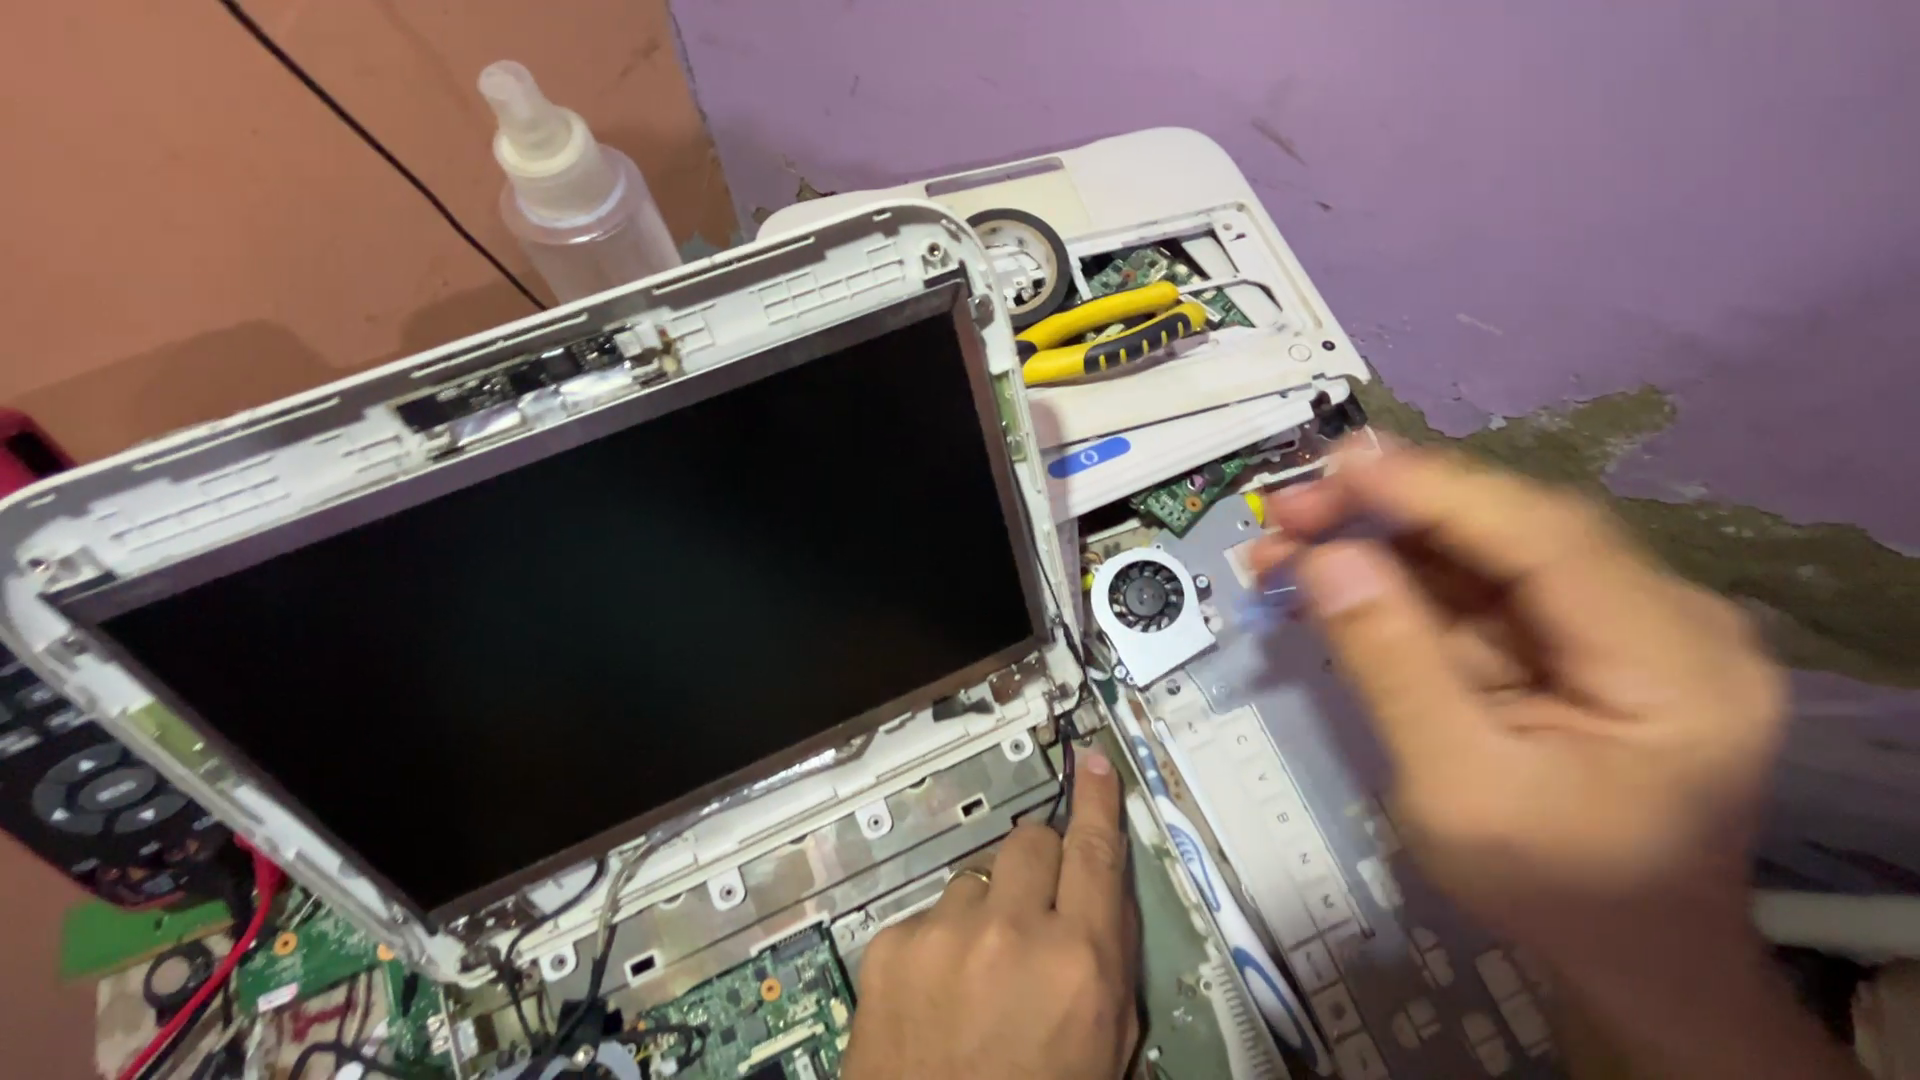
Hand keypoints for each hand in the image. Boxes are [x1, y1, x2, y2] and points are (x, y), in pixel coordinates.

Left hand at [841, 750, 1139, 1079]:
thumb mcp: (1103, 1047)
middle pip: (1030, 842)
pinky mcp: (890, 945)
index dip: (1097, 802)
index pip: (1095, 854)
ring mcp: (944, 933)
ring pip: (977, 878)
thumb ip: (1108, 963)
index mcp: (1079, 963)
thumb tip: (1101, 893)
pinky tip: (935, 993)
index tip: (1091, 762)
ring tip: (978, 971)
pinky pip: (928, 917)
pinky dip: (938, 943)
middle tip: (1035, 909)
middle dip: (1039, 865)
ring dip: (986, 910)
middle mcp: (1013, 931)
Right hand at [1255, 444, 1790, 1023]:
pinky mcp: (1565, 638)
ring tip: (1283, 543)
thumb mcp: (1456, 790)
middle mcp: (1659, 619)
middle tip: (1288, 509)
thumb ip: (1392, 666)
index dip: (1436, 492)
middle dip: (1391, 510)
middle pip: (1511, 529)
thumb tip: (1324, 559)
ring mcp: (1612, 624)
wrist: (1625, 957)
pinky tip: (1324, 573)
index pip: (1548, 539)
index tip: (1337, 465)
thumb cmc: (1553, 889)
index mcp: (1670, 662)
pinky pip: (1470, 589)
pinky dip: (1392, 578)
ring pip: (1480, 551)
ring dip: (1378, 540)